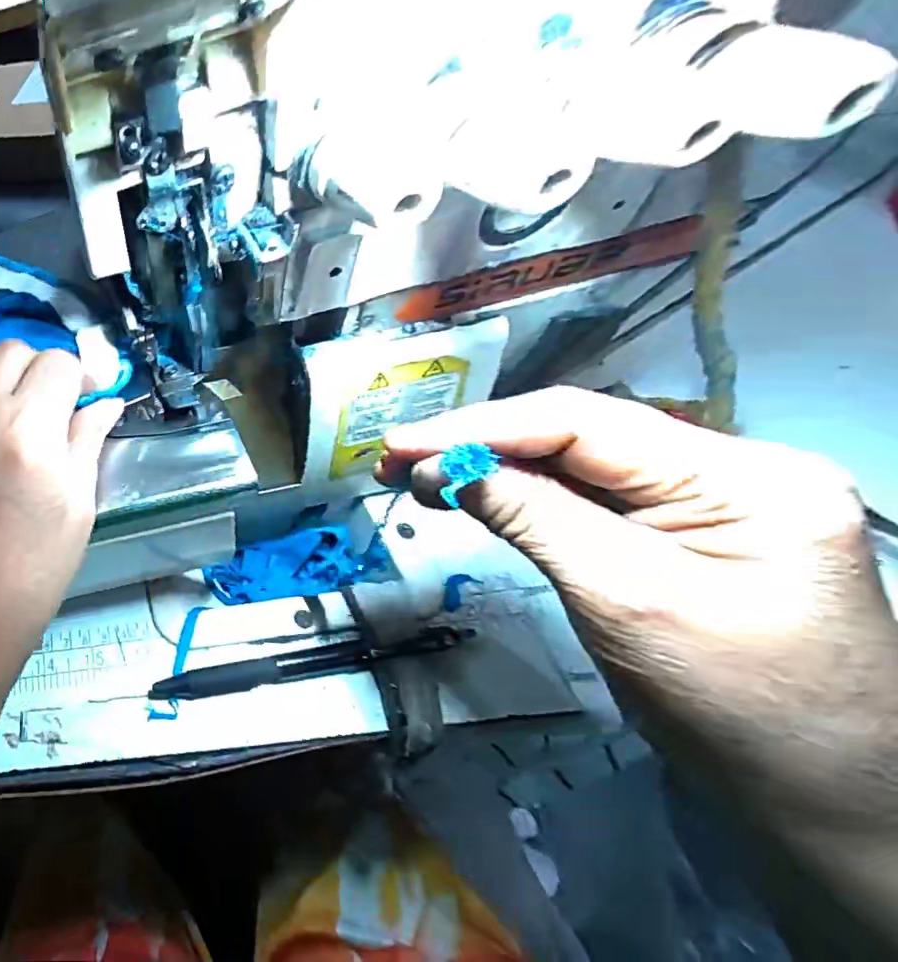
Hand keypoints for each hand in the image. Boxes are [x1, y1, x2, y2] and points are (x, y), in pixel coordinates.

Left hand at [0, 341, 124, 705]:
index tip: (88, 397)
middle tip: (52, 404)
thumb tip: (105, 402)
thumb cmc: (30, 572)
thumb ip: (87, 443)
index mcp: (29, 430)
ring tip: (11, 410)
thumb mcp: (77, 509)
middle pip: (13, 351)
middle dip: (40, 368)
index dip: (81, 377)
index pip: (59, 364)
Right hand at [376, 387, 896, 823]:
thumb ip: (533, 516)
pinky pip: (579, 491)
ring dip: (486, 462)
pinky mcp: (675, 526)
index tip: (399, 446)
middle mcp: (728, 469)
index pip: (583, 422)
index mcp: (742, 477)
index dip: (479, 427)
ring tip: (416, 475)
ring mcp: (705, 497)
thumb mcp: (624, 596)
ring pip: (569, 458)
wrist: (819, 790)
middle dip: (475, 441)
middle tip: (393, 462)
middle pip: (574, 432)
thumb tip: (443, 468)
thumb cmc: (737, 700)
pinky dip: (513, 489)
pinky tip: (469, 491)